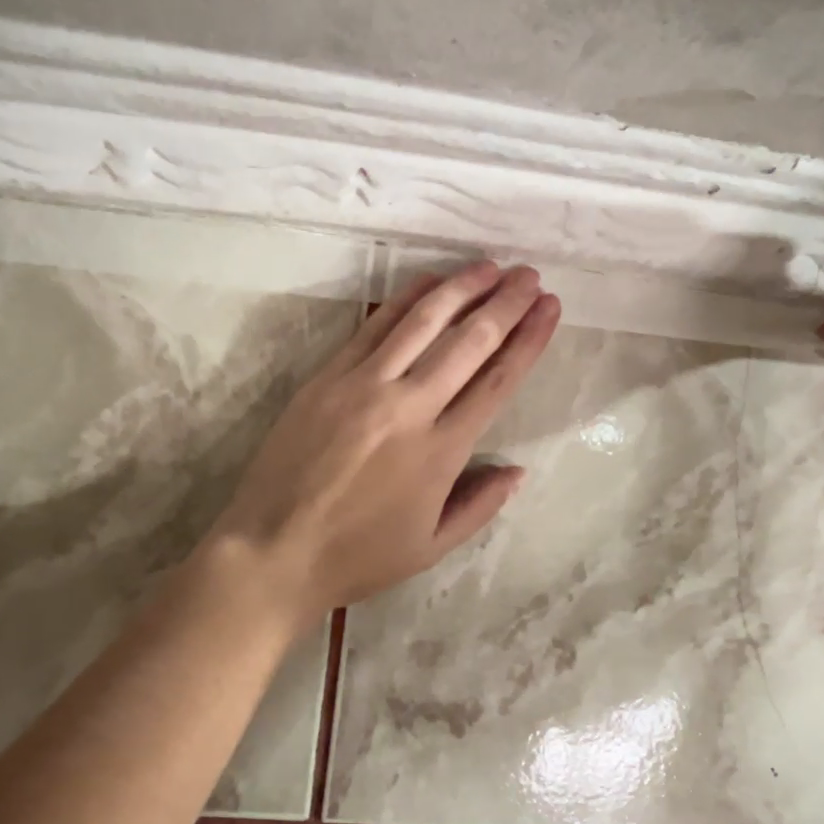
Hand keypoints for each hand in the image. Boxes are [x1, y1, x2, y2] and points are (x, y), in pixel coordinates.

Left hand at [201, 262, 561, 622]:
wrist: (272, 548)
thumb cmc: (356, 557)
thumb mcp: (430, 547)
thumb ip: (480, 505)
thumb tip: (518, 469)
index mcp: (441, 452)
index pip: (497, 381)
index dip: (529, 339)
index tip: (551, 308)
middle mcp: (408, 407)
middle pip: (468, 341)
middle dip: (505, 303)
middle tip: (529, 276)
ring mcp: (363, 385)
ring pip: (422, 322)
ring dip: (461, 288)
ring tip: (489, 266)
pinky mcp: (327, 377)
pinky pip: (373, 327)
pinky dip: (405, 300)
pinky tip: (428, 284)